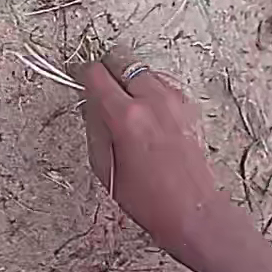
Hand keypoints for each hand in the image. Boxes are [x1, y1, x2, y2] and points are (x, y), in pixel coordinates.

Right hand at [78, 50, 227, 261]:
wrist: (193, 210)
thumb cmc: (149, 199)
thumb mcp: (105, 167)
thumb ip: (94, 127)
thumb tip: (89, 103)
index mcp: (126, 117)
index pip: (96, 74)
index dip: (83, 75)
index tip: (79, 79)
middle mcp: (152, 102)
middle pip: (121, 60)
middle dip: (107, 70)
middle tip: (100, 87)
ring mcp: (174, 101)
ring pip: (142, 69)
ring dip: (129, 79)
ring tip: (124, 102)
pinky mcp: (188, 107)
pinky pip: (162, 84)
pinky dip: (149, 89)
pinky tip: (145, 111)